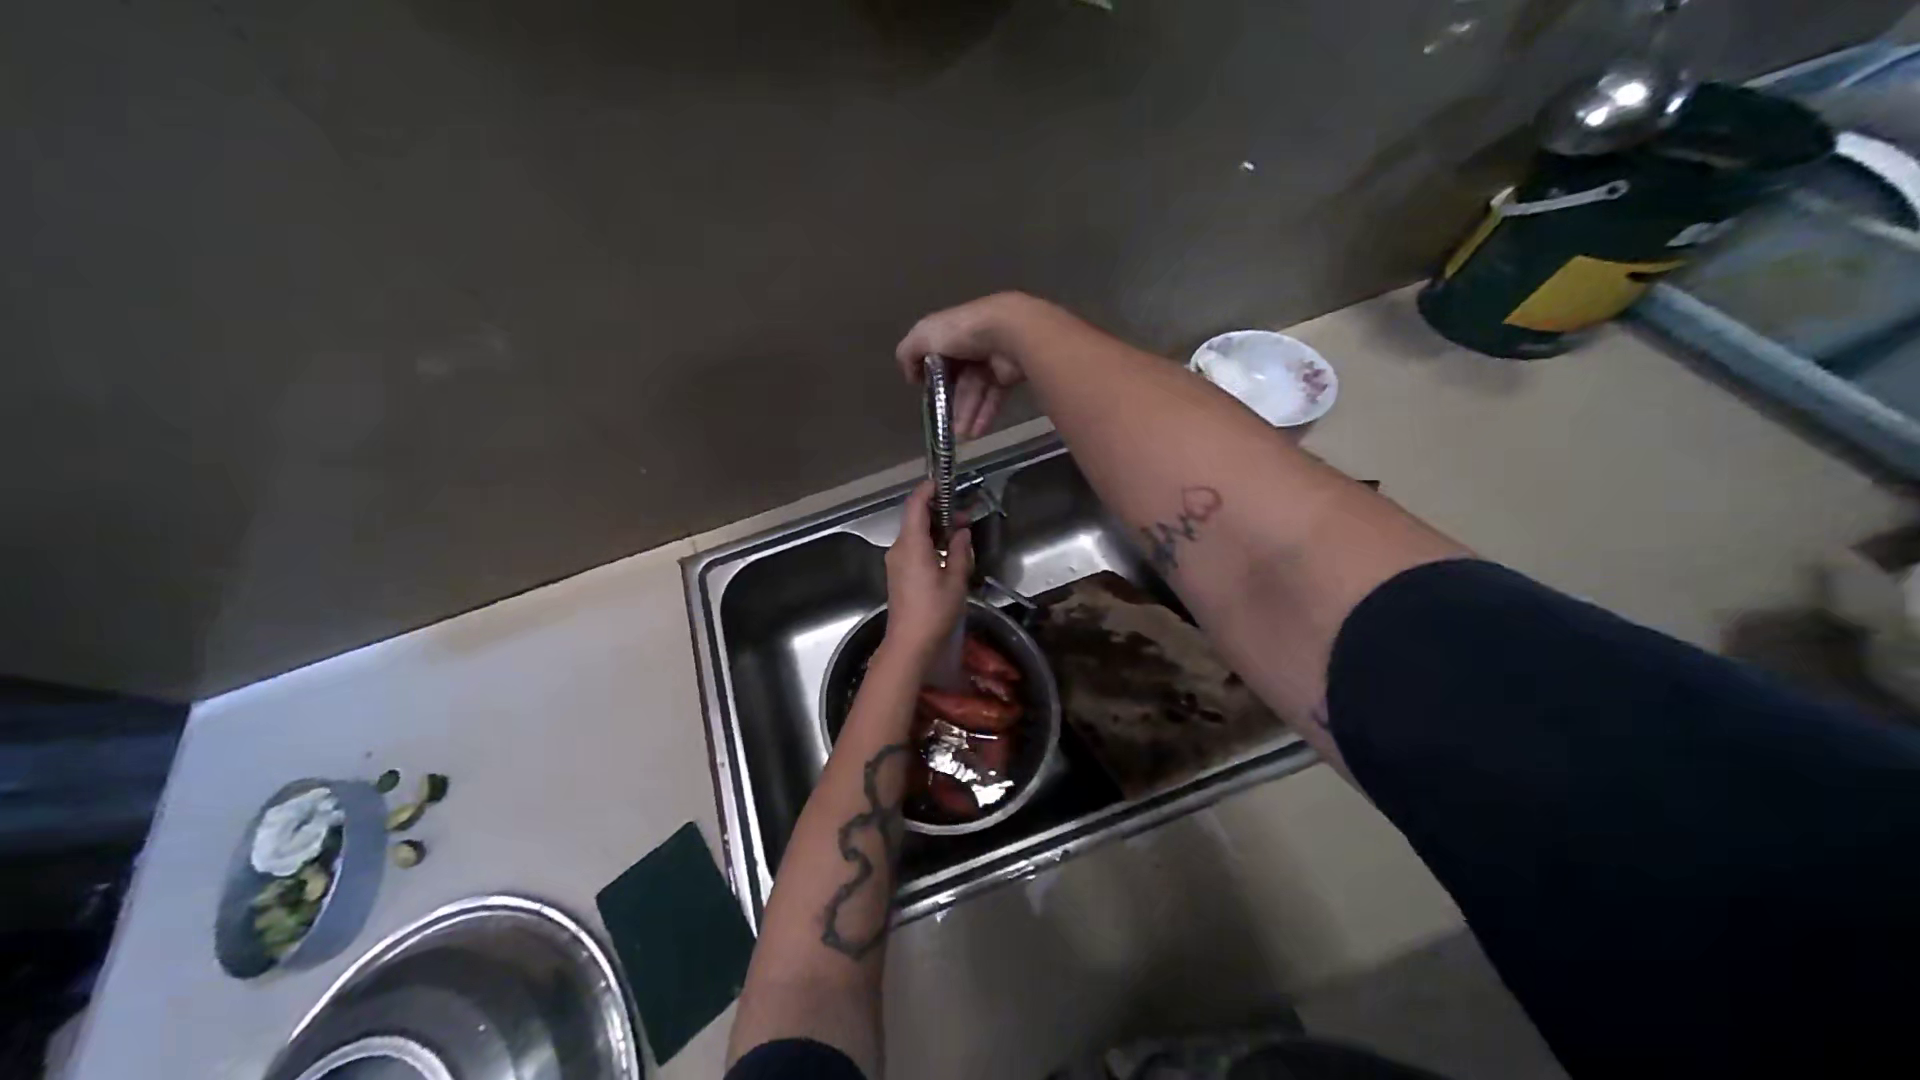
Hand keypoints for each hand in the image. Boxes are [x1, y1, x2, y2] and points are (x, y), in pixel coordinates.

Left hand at [882, 482, 972, 661]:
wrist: (909, 645)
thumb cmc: (934, 612)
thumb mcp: (956, 580)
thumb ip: (959, 551)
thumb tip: (961, 532)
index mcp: (911, 545)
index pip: (915, 506)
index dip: (927, 490)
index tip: (944, 483)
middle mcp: (898, 549)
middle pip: (914, 519)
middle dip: (938, 512)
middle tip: (965, 516)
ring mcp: (896, 562)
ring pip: (914, 535)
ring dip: (935, 529)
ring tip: (960, 534)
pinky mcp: (898, 575)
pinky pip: (913, 549)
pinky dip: (929, 543)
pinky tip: (947, 552)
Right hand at [895, 292, 1056, 439]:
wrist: (1009, 331)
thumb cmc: (962, 332)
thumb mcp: (923, 336)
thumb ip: (908, 353)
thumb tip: (910, 376)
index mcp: (949, 331)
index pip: (936, 356)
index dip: (929, 376)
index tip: (925, 394)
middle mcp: (970, 345)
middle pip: (956, 379)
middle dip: (949, 403)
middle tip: (944, 426)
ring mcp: (990, 360)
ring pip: (974, 391)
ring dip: (965, 415)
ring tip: (961, 436)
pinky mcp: (1008, 374)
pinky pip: (992, 397)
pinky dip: (983, 415)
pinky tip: (975, 432)